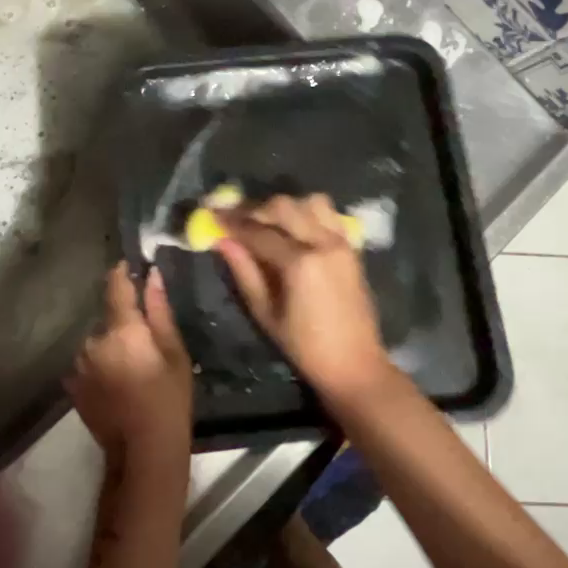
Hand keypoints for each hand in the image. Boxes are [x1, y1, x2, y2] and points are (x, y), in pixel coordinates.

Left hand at [68, 262, 193, 470]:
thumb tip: (153, 275)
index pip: (116, 286)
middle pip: (107, 318)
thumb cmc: (168, 402)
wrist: (142, 453)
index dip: (123, 273)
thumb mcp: (176, 354)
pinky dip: (100, 365)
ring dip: (110, 345)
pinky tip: (117, 382)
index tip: (131, 267)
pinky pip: (88, 363)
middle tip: (145, 340)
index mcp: (121, 329)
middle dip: (123, 322)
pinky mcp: (72, 385)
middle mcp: (93, 340)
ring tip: (132, 366)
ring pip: (97, 342)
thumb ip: (161, 312)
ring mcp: (79, 364)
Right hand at [214, 194, 394, 399]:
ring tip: (266, 221)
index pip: (259, 232)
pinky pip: (329, 215)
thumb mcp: (266, 313)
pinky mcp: (352, 248)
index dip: (232, 223)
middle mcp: (323, 243)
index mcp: (300, 263)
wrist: (355, 364)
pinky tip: (293, 227)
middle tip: (234, 217)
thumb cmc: (305, 347)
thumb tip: (222, 241)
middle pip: (283, 207)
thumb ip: (244, 272)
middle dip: (255, 208)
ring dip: (284, 207)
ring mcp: (342, 242)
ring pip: (310, 202)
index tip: (212, 216)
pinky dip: (308, 213)